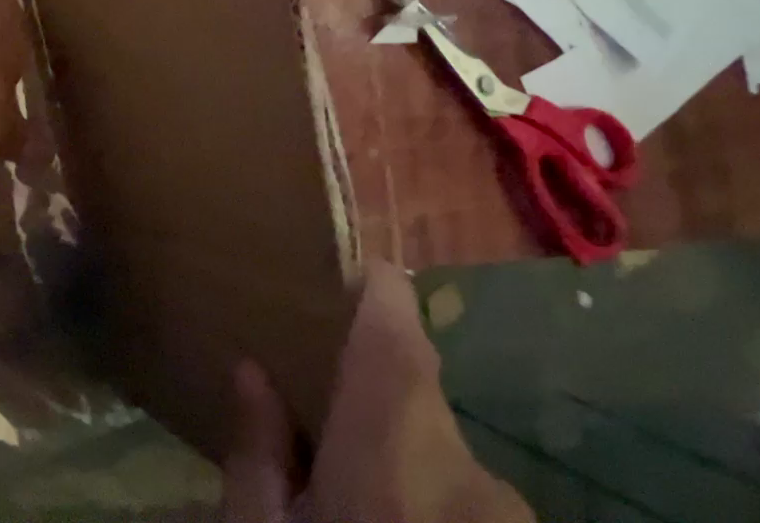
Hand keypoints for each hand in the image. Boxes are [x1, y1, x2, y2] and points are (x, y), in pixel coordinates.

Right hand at [222, 261, 534, 522]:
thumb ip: (257, 452)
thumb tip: (251, 372)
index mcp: (393, 451)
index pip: (396, 342)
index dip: (381, 291)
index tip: (352, 261)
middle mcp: (467, 471)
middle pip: (411, 396)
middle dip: (366, 391)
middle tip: (314, 400)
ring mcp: (508, 507)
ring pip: (436, 447)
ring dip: (395, 449)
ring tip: (345, 476)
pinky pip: (463, 490)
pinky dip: (424, 490)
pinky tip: (386, 510)